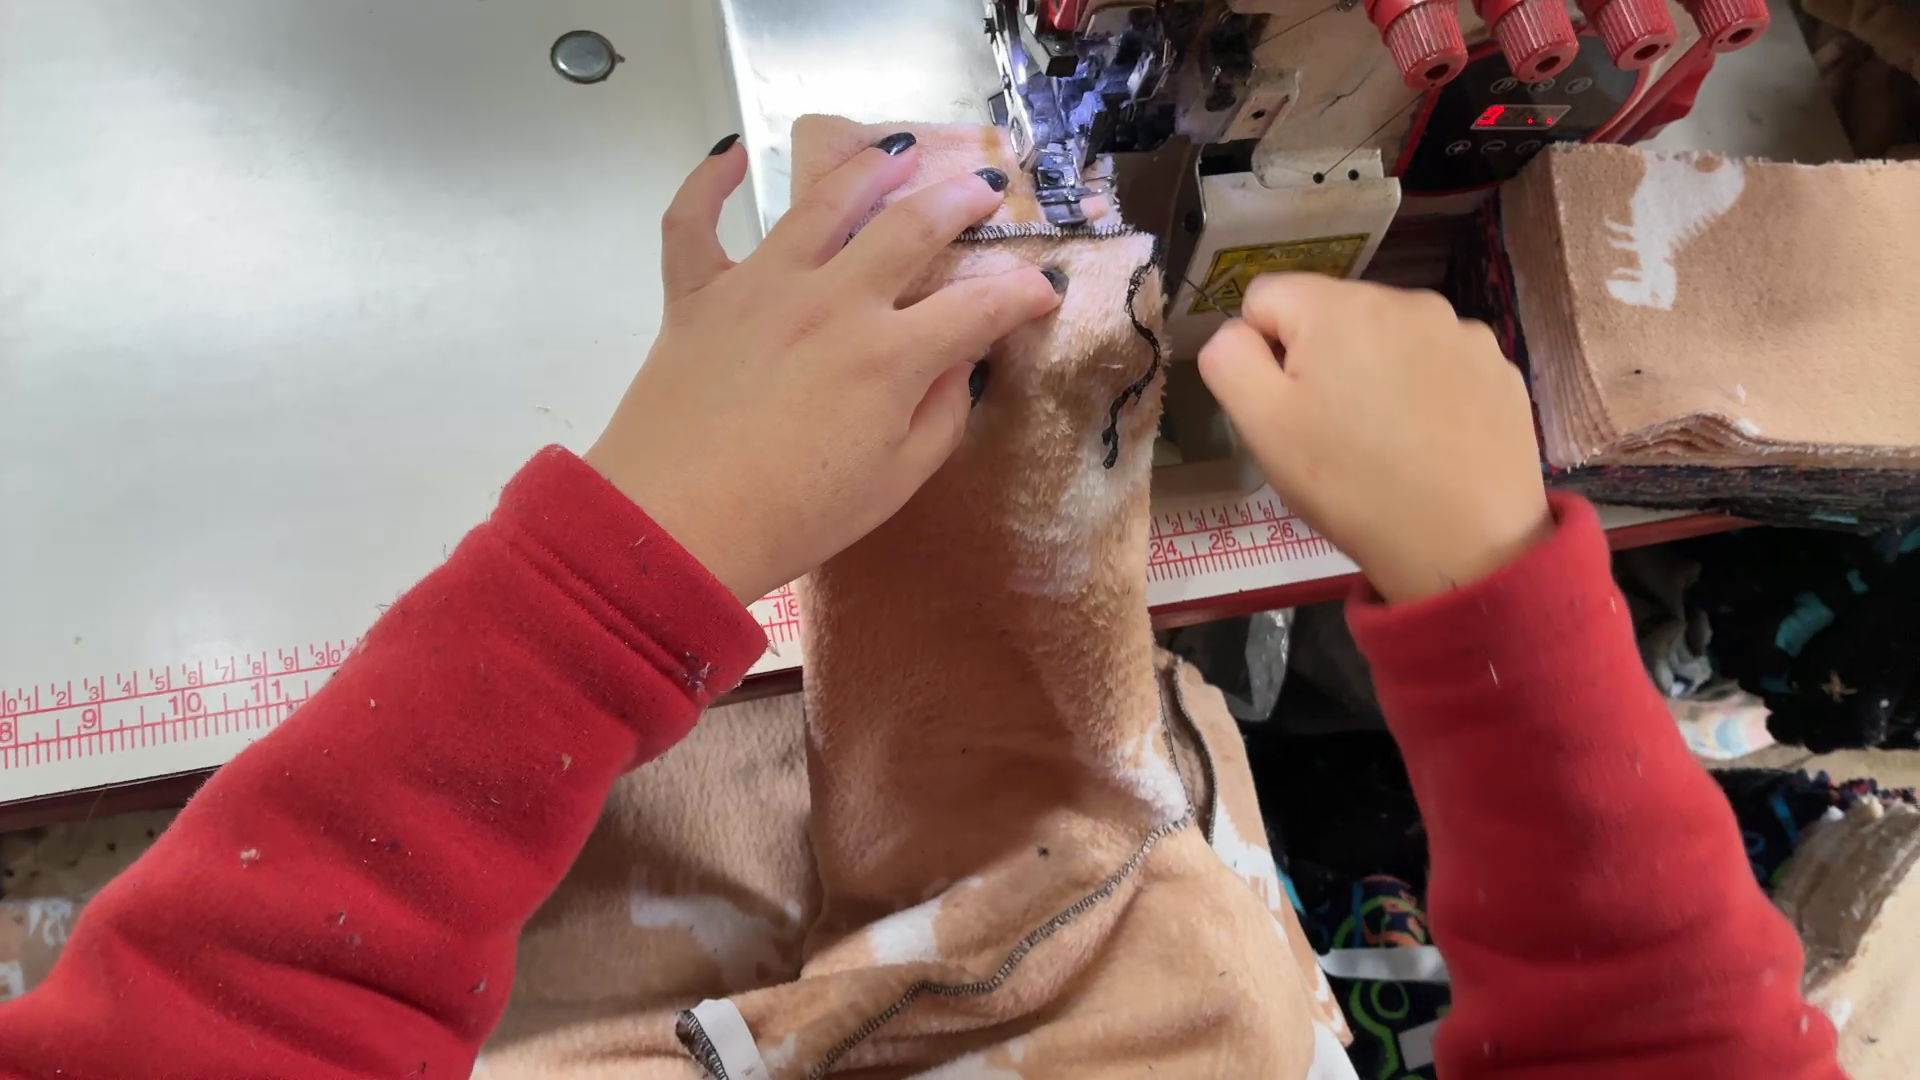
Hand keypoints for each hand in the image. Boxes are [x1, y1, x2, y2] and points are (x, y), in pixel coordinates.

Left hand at [586, 135, 1061, 602]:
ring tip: (899, 148)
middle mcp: (831, 301)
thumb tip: (957, 365)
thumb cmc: (799, 517)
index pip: (977, 308)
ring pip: (822, 202)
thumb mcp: (897, 481)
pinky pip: (693, 221)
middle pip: (909, 227)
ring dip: (870, 167)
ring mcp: (759, 287)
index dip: (1021, 293)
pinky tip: (731, 154)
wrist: (680, 528)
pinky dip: (708, 181)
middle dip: (958, 200)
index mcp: (888, 356)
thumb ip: (941, 416)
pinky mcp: (696, 294)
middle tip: (982, 188)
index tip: (1044, 286)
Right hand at [1197, 274, 1550, 604]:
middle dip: (1313, 359)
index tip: (1278, 404)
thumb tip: (1234, 332)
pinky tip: (1419, 439)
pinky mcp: (1494, 367)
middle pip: (1327, 313)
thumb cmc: (1345, 481)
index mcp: (1339, 309)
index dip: (1256, 348)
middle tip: (1321, 429)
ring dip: (1364, 372)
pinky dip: (1414, 389)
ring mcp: (1459, 331)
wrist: (1462, 540)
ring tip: (1374, 437)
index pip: (1264, 296)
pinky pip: (1430, 362)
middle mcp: (1405, 300)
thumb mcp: (1260, 424)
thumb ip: (1228, 360)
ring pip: (1380, 337)